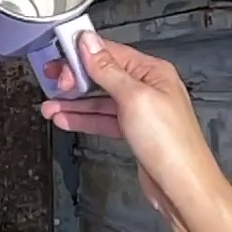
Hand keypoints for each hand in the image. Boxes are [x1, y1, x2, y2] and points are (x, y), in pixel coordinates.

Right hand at [41, 32, 218, 203]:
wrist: (182, 187)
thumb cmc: (171, 144)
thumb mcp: (134, 98)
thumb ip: (107, 70)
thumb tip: (89, 43)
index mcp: (152, 72)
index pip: (109, 52)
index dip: (81, 55)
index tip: (59, 58)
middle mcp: (147, 88)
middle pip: (102, 75)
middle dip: (74, 79)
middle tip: (53, 83)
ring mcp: (140, 111)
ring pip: (98, 100)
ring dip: (73, 102)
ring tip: (50, 105)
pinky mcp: (133, 131)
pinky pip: (102, 119)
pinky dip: (83, 119)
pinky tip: (65, 119)